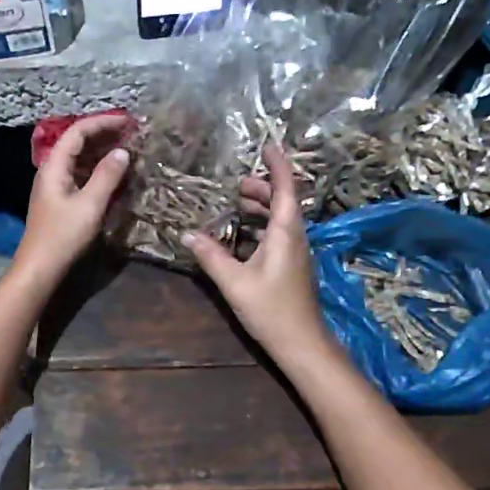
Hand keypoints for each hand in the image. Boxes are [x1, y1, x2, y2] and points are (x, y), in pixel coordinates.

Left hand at [14, 113, 131, 281]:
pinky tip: (115, 173)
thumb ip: (107, 176)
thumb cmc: (63, 236)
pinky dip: (98, 169)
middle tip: (132, 133)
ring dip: (102, 152)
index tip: (128, 121)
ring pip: (80, 159)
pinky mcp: (60, 200)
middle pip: (77, 143)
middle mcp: (52, 171)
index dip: (102, 122)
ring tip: (128, 149)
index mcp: (54, 166)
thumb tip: (123, 152)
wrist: (40, 267)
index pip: (77, 132)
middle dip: (104, 135)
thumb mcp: (89, 205)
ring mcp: (55, 186)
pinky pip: (81, 175)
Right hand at [185, 144, 340, 367]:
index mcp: (285, 233)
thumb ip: (211, 256)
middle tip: (238, 183)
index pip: (286, 189)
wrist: (301, 343)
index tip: (268, 146)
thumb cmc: (271, 309)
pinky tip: (243, 236)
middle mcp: (295, 237)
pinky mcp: (292, 267)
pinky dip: (262, 226)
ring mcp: (296, 253)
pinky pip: (279, 235)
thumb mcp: (235, 282)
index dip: (278, 166)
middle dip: (264, 187)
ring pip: (282, 219)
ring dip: (263, 207)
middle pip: (284, 202)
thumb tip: (188, 234)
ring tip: (238, 203)